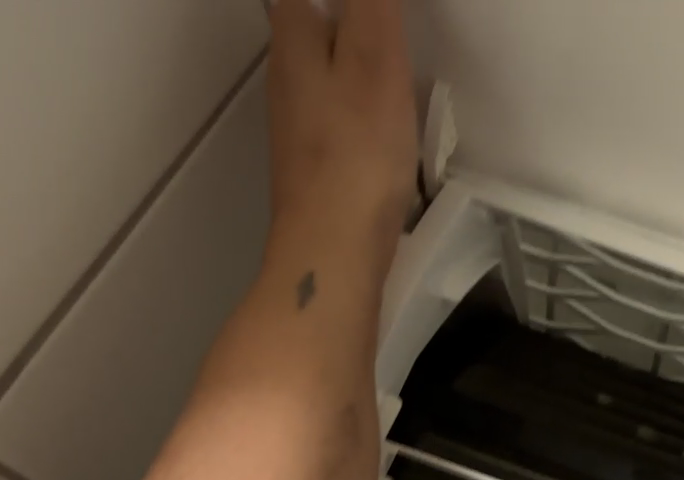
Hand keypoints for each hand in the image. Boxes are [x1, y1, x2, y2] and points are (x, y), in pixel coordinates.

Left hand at [265, 0, 417, 271]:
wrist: (334, 251)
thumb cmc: (357, 154)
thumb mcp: (374, 60)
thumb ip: (372, 3)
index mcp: (295, 41)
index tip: (375, 13)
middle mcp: (286, 79)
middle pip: (308, 28)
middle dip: (341, 22)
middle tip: (387, 29)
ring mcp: (299, 128)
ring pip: (324, 77)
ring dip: (355, 67)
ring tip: (397, 74)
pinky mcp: (317, 168)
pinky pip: (340, 120)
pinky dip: (362, 112)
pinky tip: (389, 131)